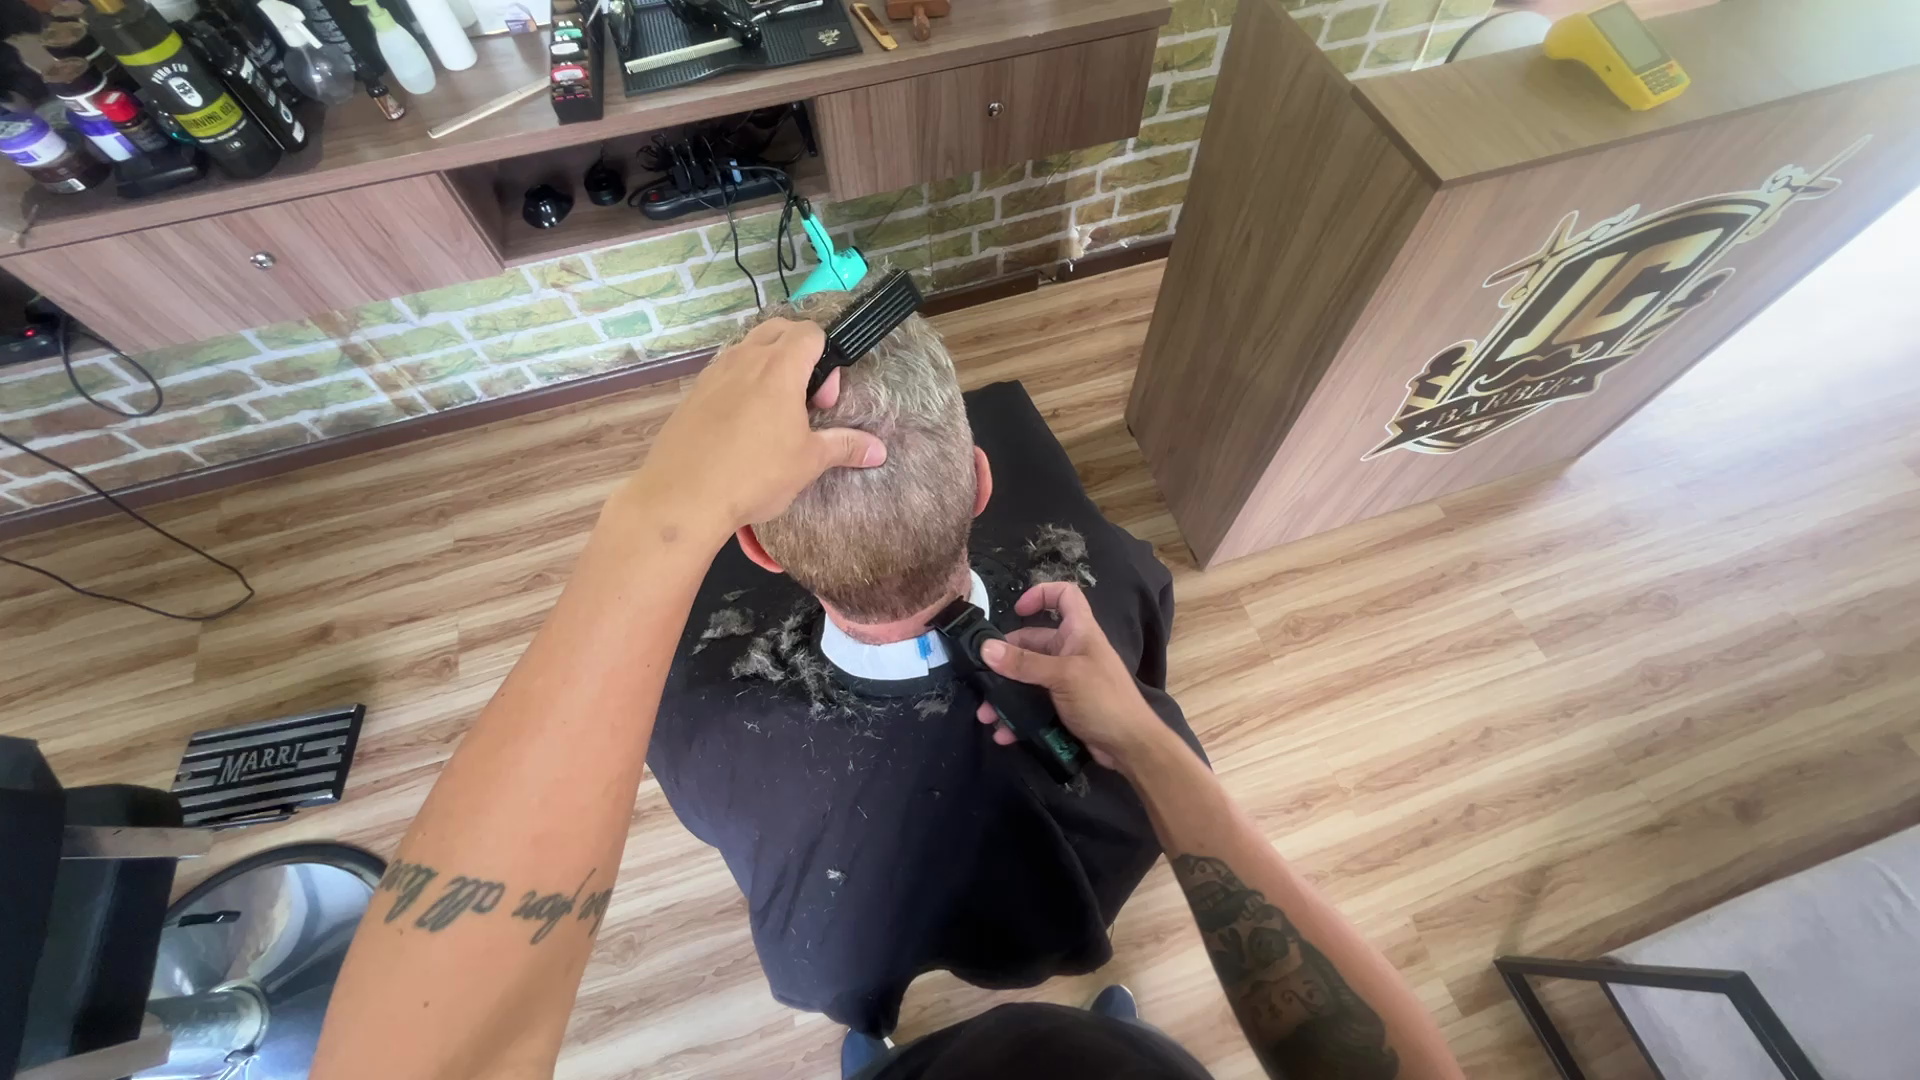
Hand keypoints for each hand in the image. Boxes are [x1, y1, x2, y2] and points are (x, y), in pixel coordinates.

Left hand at [619, 318, 885, 544]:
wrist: (684, 496)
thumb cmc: (755, 474)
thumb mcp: (808, 462)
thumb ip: (845, 447)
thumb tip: (879, 450)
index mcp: (778, 368)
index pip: (810, 332)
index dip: (826, 360)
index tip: (822, 402)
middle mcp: (744, 360)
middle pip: (778, 330)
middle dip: (798, 353)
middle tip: (802, 400)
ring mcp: (714, 373)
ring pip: (748, 348)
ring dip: (768, 368)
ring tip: (773, 413)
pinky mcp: (693, 393)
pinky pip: (724, 372)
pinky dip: (741, 385)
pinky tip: (742, 427)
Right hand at [974, 582, 1171, 771]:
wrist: (1130, 747)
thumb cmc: (1104, 700)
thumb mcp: (1063, 676)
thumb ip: (1025, 663)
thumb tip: (986, 649)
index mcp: (1079, 632)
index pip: (1065, 595)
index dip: (1042, 594)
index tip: (1017, 611)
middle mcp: (1072, 652)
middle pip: (1033, 643)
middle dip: (1005, 661)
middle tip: (982, 678)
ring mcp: (1067, 681)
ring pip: (1028, 678)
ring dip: (1006, 695)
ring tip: (986, 714)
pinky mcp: (1062, 706)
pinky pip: (1033, 705)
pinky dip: (1017, 718)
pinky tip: (1004, 733)